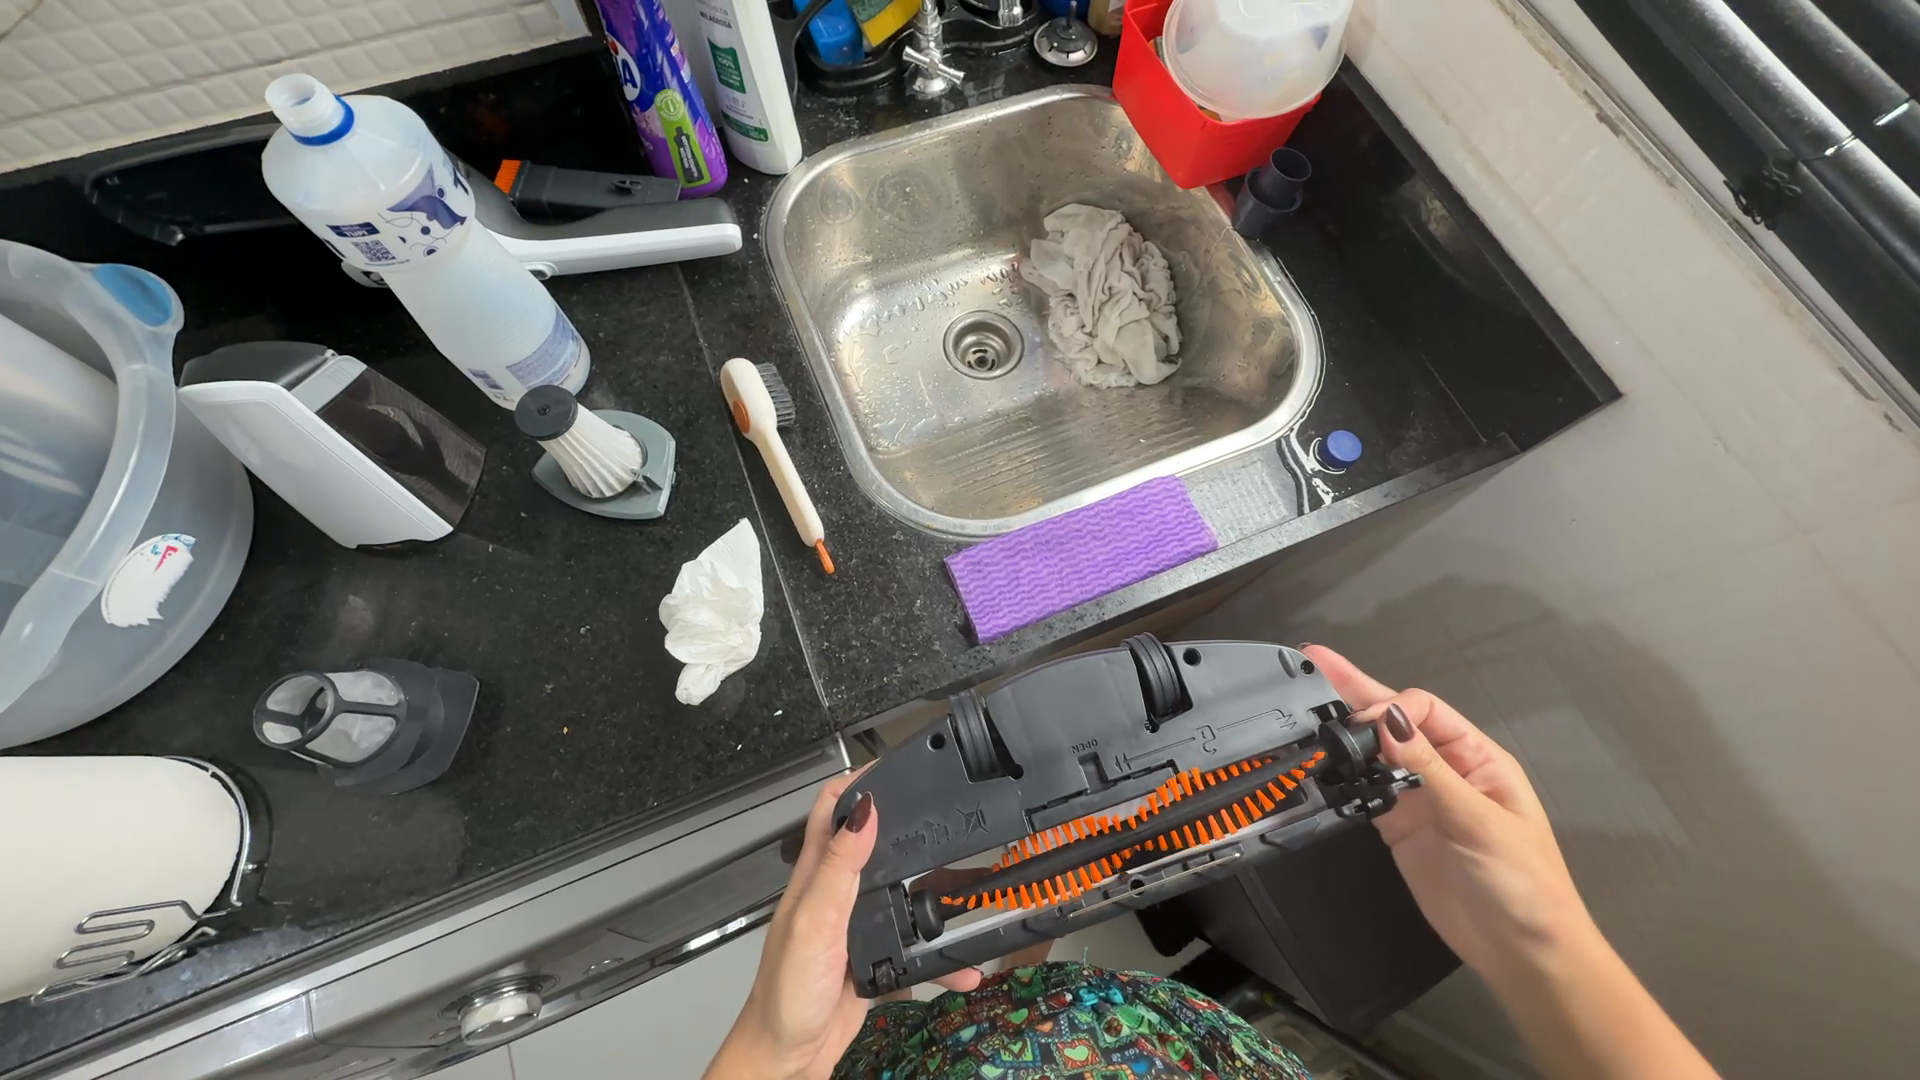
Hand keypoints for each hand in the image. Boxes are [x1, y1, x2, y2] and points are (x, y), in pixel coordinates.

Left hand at [704, 771, 982, 1079]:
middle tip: (941, 813)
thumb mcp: (814, 922)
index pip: (833, 805)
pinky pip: (913, 941)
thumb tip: (865, 812)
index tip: (892, 764)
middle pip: (874, 838)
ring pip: (901, 888)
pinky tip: (959, 963)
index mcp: (817, 871)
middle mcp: (837, 889)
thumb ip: (839, 867)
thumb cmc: (785, 992)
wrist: (789, 1057)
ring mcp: (856, 920)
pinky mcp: (873, 953)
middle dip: (907, 823)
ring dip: (933, 888)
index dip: (858, 779)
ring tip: (965, 881)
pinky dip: (938, 952)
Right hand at [1304, 645, 1596, 984]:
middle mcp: (1443, 769)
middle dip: (1355, 691)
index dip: (1390, 710)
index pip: (1423, 712)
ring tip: (1306, 705)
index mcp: (1476, 758)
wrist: (1522, 953)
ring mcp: (1417, 796)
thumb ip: (1431, 769)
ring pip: (1373, 751)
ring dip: (1343, 729)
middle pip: (1394, 720)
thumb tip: (1390, 720)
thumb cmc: (1525, 885)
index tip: (1362, 724)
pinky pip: (1363, 788)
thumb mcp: (1481, 822)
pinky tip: (1320, 760)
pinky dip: (1340, 773)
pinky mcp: (1395, 823)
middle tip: (1315, 660)